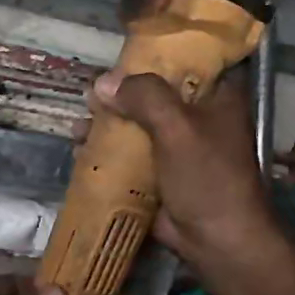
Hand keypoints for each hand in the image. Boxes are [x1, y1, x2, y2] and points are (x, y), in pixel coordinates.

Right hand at [88, 70, 294, 294]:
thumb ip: (144, 99)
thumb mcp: (178, 129)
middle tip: (88, 95)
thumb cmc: (208, 179)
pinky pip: (130, 157)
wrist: (217, 242)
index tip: (119, 53)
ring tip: (78, 126)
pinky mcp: (160, 175)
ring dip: (108, 126)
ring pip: (137, 126)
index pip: (187, 59)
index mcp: (216, 97)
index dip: (155, 52)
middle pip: (153, 94)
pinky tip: (82, 152)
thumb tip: (102, 84)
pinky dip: (108, 153)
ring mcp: (176, 148)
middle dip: (119, 94)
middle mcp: (196, 118)